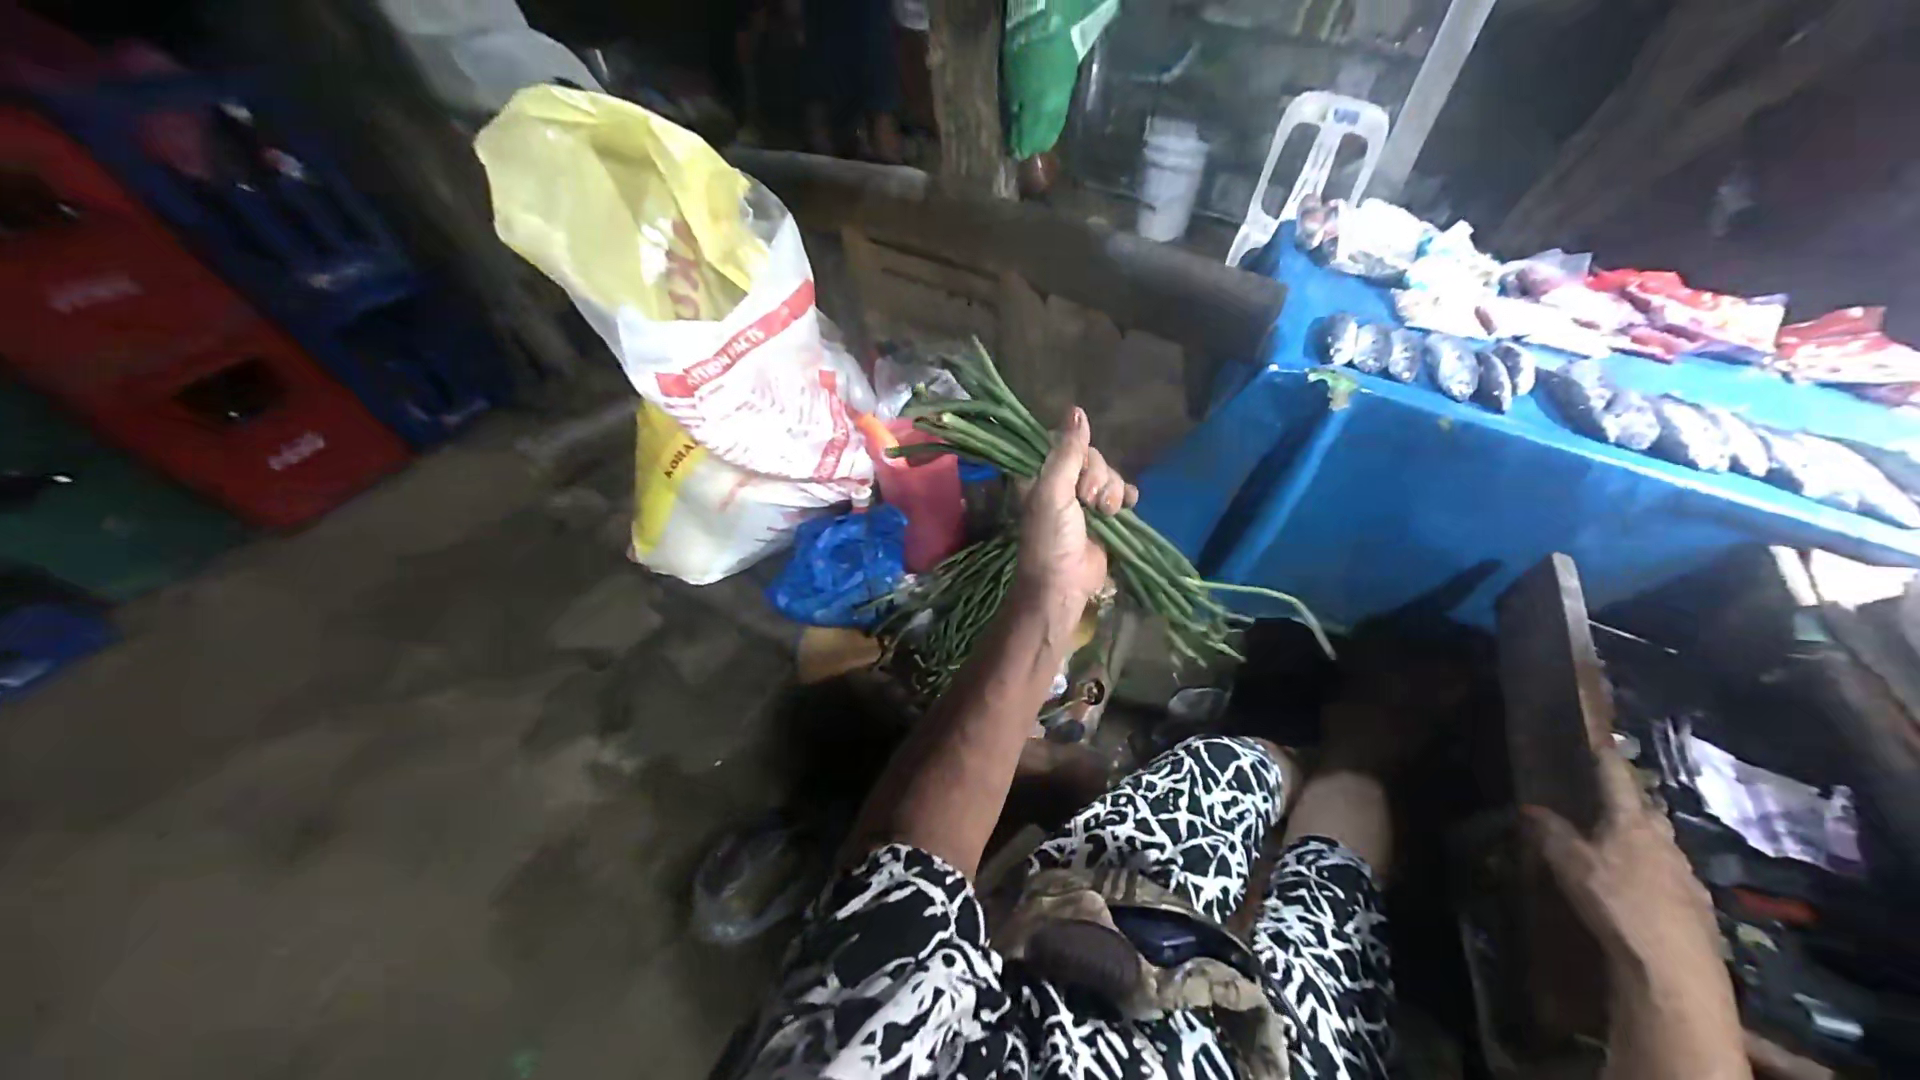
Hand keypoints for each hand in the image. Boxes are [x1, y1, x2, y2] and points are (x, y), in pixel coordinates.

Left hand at [1018, 407, 1135, 611]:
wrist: (1064, 584)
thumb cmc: (1050, 538)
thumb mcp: (1053, 491)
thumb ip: (1067, 453)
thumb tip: (1077, 410)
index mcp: (1041, 475)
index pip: (1066, 444)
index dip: (1079, 453)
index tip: (1079, 471)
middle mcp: (1062, 483)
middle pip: (1092, 458)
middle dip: (1097, 477)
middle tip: (1089, 502)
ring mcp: (1084, 501)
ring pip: (1108, 474)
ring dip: (1112, 489)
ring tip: (1106, 513)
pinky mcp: (1104, 517)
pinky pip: (1121, 492)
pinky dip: (1126, 496)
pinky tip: (1126, 506)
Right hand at [1522, 750, 1718, 969]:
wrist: (1673, 968)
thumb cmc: (1615, 902)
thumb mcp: (1568, 862)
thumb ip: (1549, 831)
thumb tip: (1530, 807)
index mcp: (1632, 824)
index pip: (1618, 781)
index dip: (1608, 760)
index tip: (1603, 741)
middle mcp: (1666, 843)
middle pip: (1649, 812)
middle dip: (1632, 801)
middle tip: (1611, 796)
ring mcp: (1688, 877)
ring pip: (1664, 844)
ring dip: (1646, 837)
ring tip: (1623, 840)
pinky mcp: (1698, 907)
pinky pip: (1673, 876)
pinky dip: (1656, 870)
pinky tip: (1643, 884)